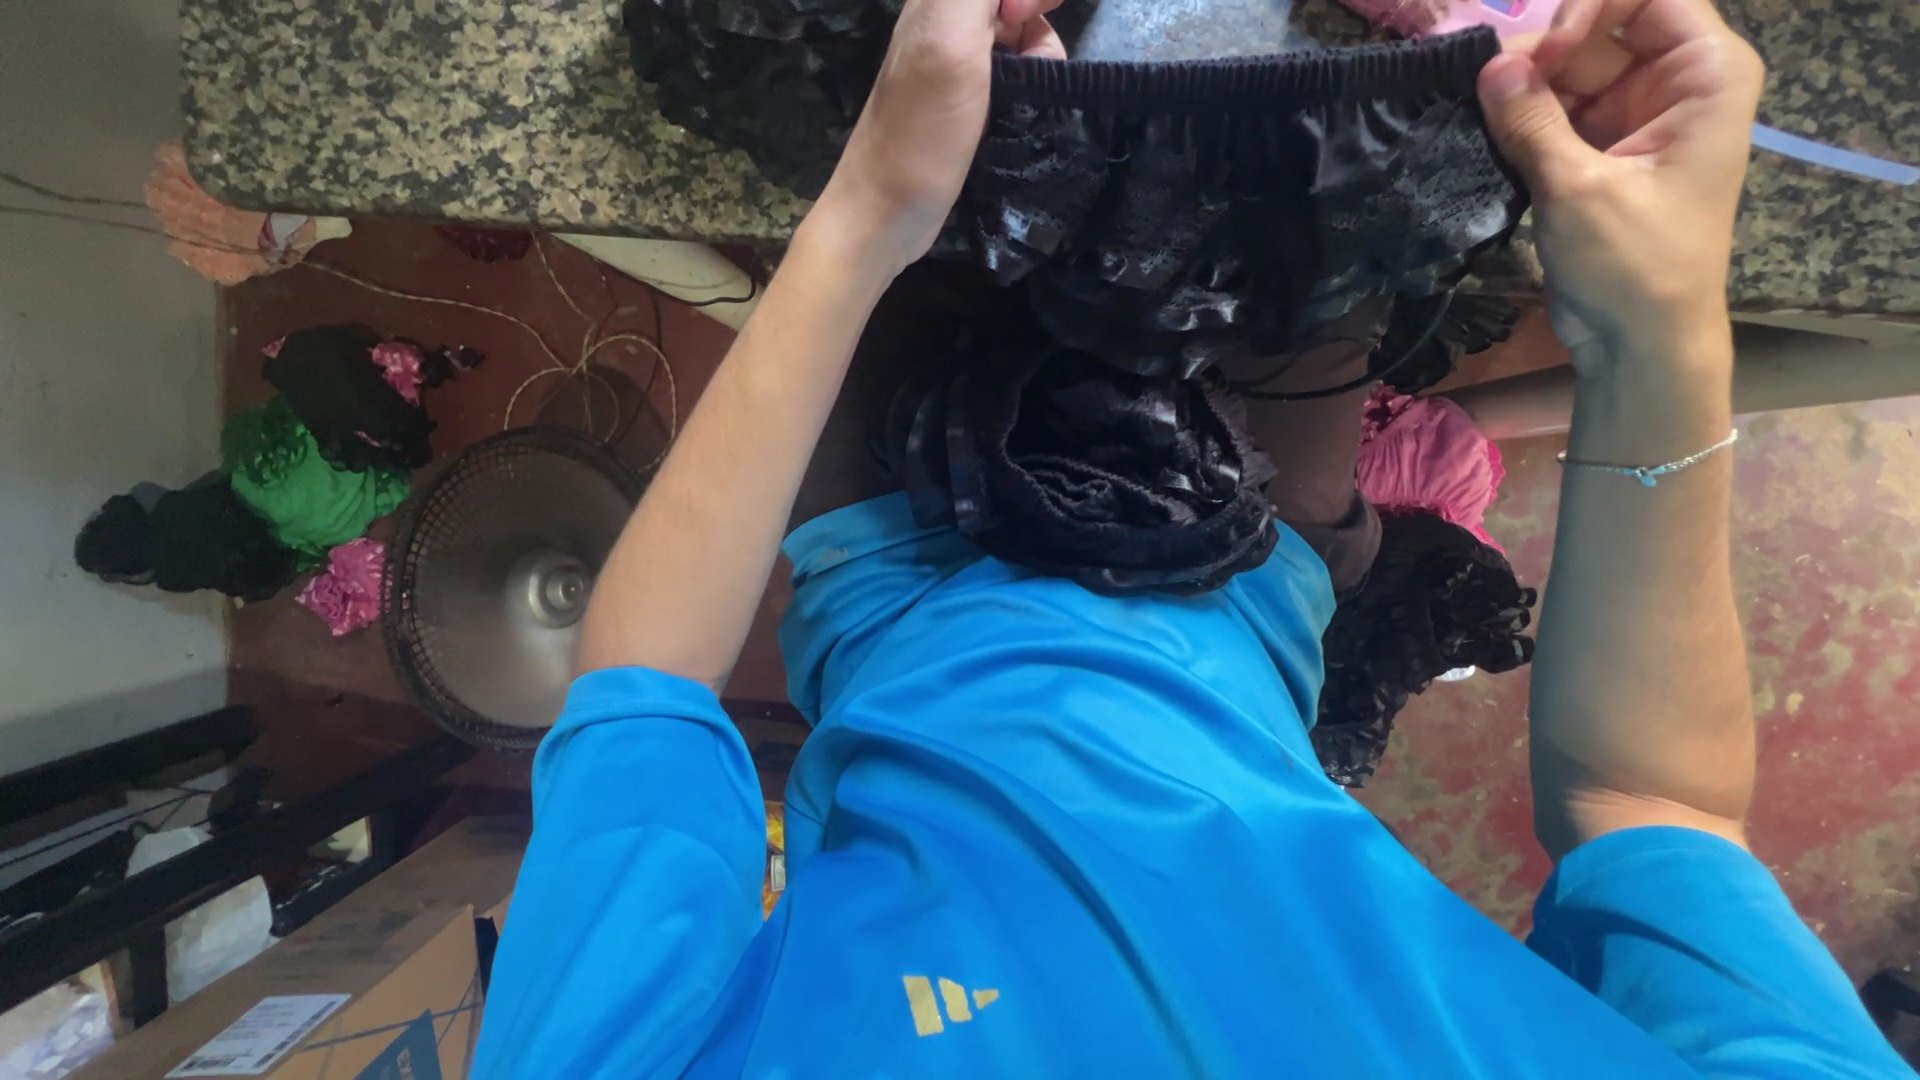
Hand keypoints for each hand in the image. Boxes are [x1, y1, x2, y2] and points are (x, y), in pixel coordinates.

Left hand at [811, 0, 1065, 275]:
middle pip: (1015, 3)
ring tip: (1026, 102)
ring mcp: (958, 66)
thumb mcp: (949, 39)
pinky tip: (1020, 118)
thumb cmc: (920, 133)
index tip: (1026, 17)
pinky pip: (1013, 78)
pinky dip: (1028, 91)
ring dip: (1040, 63)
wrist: (887, 216)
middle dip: (1038, 23)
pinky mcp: (968, 106)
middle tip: (1032, 67)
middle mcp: (947, 22)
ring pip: (1022, 38)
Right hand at [1475, 0, 1764, 370]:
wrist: (1637, 335)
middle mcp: (1667, 89)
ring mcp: (1624, 127)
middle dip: (1539, 57)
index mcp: (1701, 75)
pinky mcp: (1588, 162)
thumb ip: (1532, 124)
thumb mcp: (1579, 188)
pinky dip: (1517, 127)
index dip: (1590, 11)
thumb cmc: (1632, 260)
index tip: (1540, 58)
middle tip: (1481, 91)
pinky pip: (1550, 124)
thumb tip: (1490, 66)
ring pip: (1566, 82)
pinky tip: (1483, 136)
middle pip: (1598, 39)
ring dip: (1520, 95)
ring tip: (1473, 117)